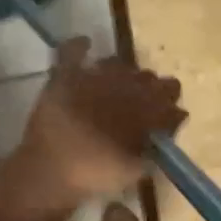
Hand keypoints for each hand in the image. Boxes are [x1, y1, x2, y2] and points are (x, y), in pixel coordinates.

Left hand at [15, 38, 185, 198]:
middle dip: (148, 88)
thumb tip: (166, 132)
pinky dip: (79, 46)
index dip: (170, 104)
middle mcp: (124, 84)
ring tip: (117, 89)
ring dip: (121, 74)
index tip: (168, 118)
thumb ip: (154, 148)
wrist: (50, 170)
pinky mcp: (64, 76)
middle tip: (141, 108)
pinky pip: (72, 50)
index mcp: (144, 106)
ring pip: (118, 63)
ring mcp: (92, 76)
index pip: (169, 92)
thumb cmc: (96, 175)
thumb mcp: (135, 169)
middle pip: (146, 76)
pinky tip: (87, 45)